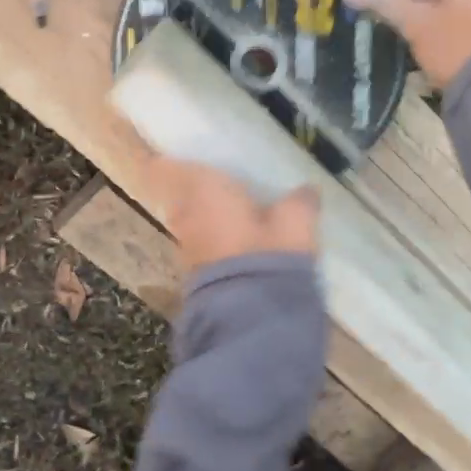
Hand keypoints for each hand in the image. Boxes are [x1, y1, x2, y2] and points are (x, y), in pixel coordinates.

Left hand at [149, 156, 319, 273]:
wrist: (252, 317)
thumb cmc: (268, 253)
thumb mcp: (295, 223)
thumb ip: (299, 203)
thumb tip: (307, 190)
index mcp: (202, 190)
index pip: (163, 167)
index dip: (168, 160)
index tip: (181, 153)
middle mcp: (185, 214)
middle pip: (176, 193)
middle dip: (192, 185)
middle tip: (219, 177)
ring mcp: (186, 246)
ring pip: (186, 218)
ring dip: (203, 213)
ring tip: (234, 207)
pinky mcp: (195, 272)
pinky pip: (199, 242)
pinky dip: (212, 235)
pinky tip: (237, 237)